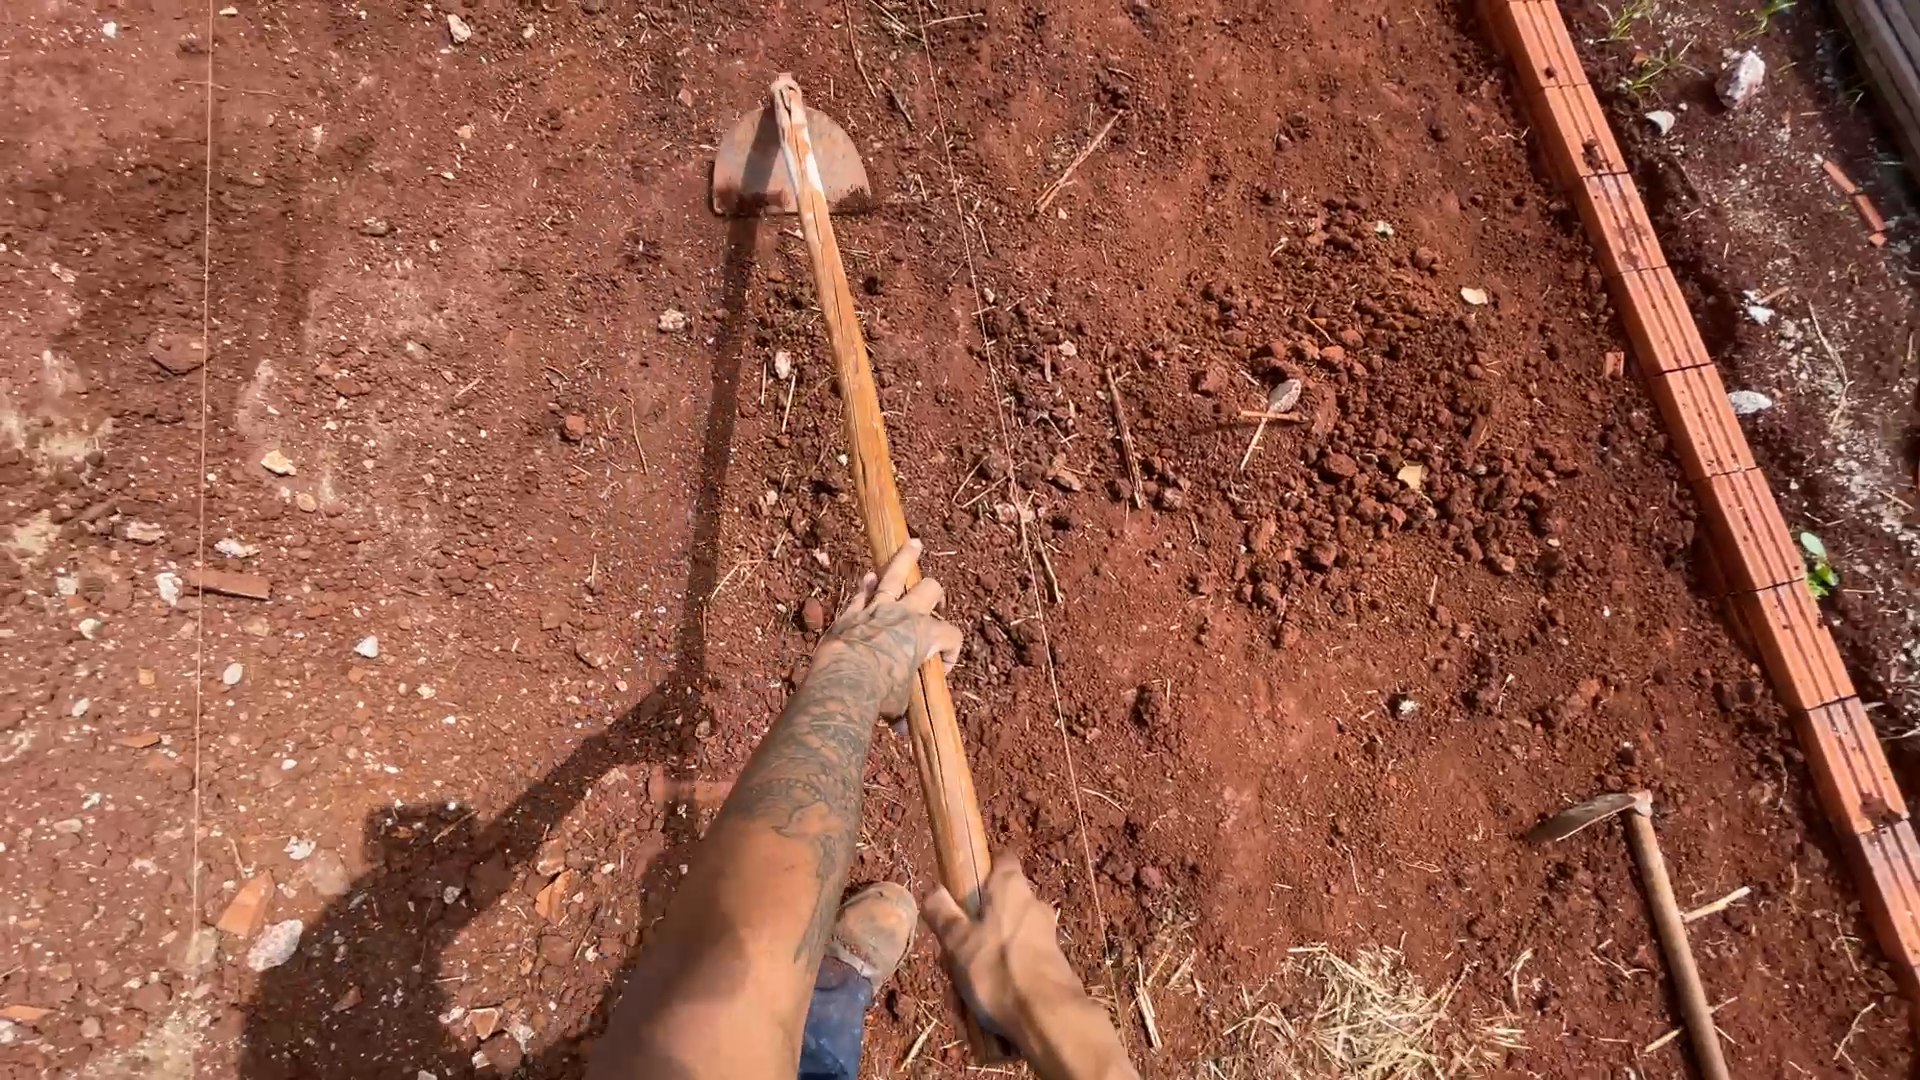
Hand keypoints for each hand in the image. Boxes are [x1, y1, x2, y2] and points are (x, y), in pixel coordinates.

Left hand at [810, 540, 962, 718]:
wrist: (845, 680)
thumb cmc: (879, 693)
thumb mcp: (899, 704)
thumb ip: (903, 709)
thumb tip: (903, 729)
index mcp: (927, 635)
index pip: (952, 635)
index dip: (952, 652)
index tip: (941, 670)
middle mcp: (906, 615)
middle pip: (931, 589)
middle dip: (936, 592)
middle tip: (935, 599)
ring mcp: (878, 609)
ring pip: (896, 573)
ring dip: (906, 558)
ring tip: (914, 544)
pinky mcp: (852, 612)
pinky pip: (862, 592)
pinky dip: (867, 586)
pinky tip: (870, 578)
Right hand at [920, 853, 1090, 1050]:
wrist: (1048, 1018)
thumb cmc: (998, 970)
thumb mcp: (958, 942)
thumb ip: (943, 913)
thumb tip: (933, 890)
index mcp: (1011, 886)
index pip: (1001, 858)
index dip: (982, 869)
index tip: (963, 889)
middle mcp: (1033, 903)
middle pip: (1000, 903)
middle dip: (978, 925)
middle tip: (956, 953)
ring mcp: (1047, 934)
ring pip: (1008, 936)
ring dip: (988, 956)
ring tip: (967, 988)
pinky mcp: (1054, 964)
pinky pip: (1021, 961)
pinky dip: (1005, 975)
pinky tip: (989, 1003)